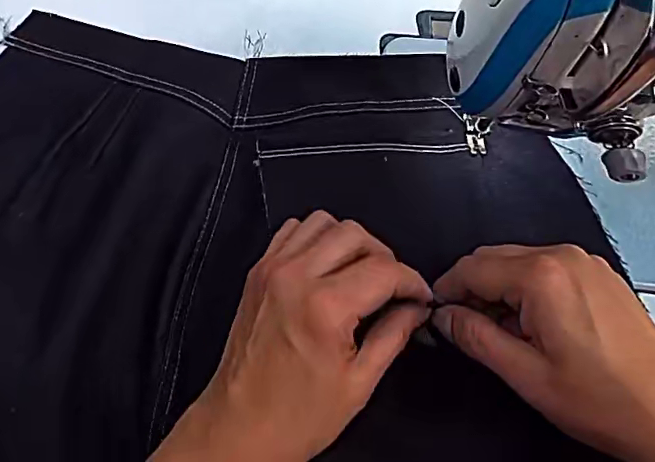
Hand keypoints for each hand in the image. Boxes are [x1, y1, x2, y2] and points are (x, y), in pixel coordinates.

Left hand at [153, 212, 432, 461]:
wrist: (236, 432)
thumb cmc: (292, 419)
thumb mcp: (358, 385)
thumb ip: (394, 335)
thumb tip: (415, 307)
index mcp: (324, 308)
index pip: (384, 269)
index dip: (411, 280)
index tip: (418, 293)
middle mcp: (297, 278)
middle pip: (357, 234)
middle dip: (384, 257)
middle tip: (391, 285)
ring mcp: (274, 269)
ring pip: (326, 221)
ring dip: (349, 241)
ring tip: (357, 271)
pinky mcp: (259, 269)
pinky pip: (294, 228)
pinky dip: (315, 237)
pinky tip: (324, 264)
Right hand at [432, 245, 654, 461]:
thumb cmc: (609, 399)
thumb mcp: (528, 375)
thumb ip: (478, 338)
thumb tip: (447, 317)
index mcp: (542, 274)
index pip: (474, 267)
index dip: (448, 288)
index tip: (437, 308)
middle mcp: (564, 255)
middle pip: (496, 257)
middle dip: (473, 287)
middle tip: (463, 325)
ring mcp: (584, 261)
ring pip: (522, 260)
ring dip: (502, 288)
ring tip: (504, 334)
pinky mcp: (598, 272)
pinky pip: (549, 266)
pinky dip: (530, 287)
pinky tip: (535, 325)